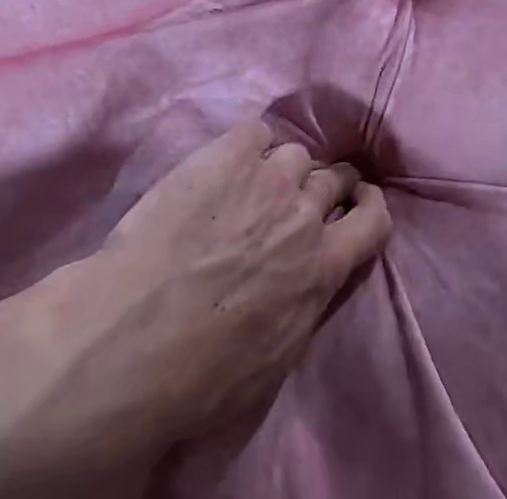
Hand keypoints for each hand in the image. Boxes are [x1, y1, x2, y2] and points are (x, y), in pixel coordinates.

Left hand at [8, 116, 390, 478]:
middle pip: (336, 175)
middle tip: (301, 194)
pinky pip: (257, 132)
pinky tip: (230, 160)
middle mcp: (306, 213)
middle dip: (327, 183)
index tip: (358, 201)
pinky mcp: (228, 155)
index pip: (374, 219)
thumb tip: (309, 284)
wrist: (132, 337)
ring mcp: (269, 178)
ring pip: (296, 153)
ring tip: (255, 180)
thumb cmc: (201, 374)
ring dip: (285, 167)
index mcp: (325, 266)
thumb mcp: (276, 363)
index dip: (369, 204)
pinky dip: (252, 145)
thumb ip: (306, 307)